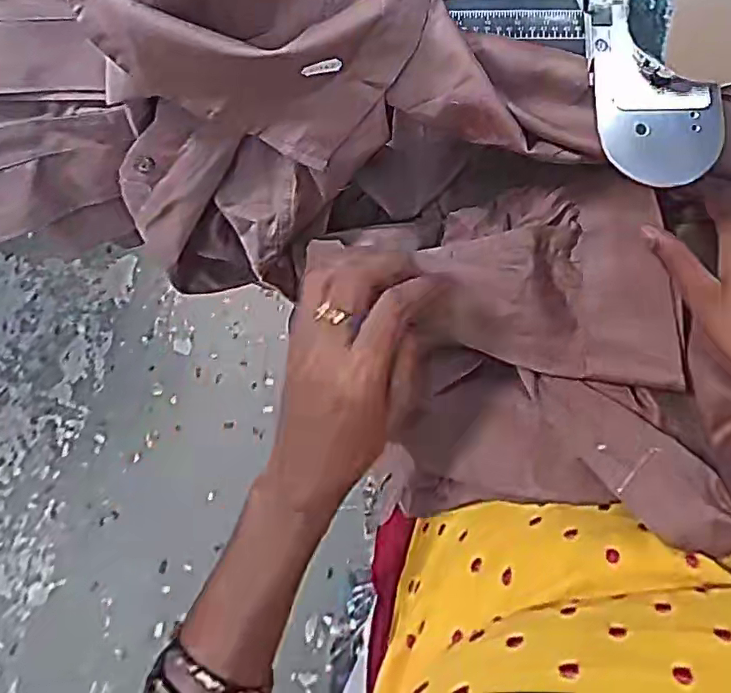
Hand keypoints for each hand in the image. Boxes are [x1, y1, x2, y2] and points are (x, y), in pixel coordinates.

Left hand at [261, 253, 440, 516]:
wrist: (300, 470)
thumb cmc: (354, 448)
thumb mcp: (396, 412)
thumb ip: (408, 359)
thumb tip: (414, 317)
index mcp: (358, 373)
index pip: (390, 308)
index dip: (418, 287)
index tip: (438, 281)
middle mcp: (326, 348)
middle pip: (353, 279)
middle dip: (389, 262)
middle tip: (413, 265)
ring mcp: (303, 338)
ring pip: (325, 274)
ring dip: (359, 260)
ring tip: (385, 264)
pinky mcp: (292, 336)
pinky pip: (310, 287)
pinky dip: (336, 269)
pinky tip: (357, 273)